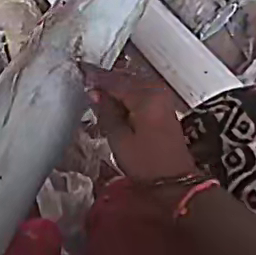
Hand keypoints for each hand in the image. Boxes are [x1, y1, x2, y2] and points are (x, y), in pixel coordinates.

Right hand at [84, 62, 199, 185]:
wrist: (175, 181)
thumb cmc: (145, 162)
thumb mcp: (119, 138)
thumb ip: (106, 111)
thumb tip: (95, 92)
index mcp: (145, 98)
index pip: (115, 81)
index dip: (96, 78)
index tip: (81, 73)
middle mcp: (156, 92)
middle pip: (126, 77)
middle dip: (106, 78)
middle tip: (87, 80)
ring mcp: (162, 98)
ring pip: (134, 82)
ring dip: (117, 83)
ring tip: (98, 88)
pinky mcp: (163, 107)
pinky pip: (141, 89)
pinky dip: (127, 90)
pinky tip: (115, 97)